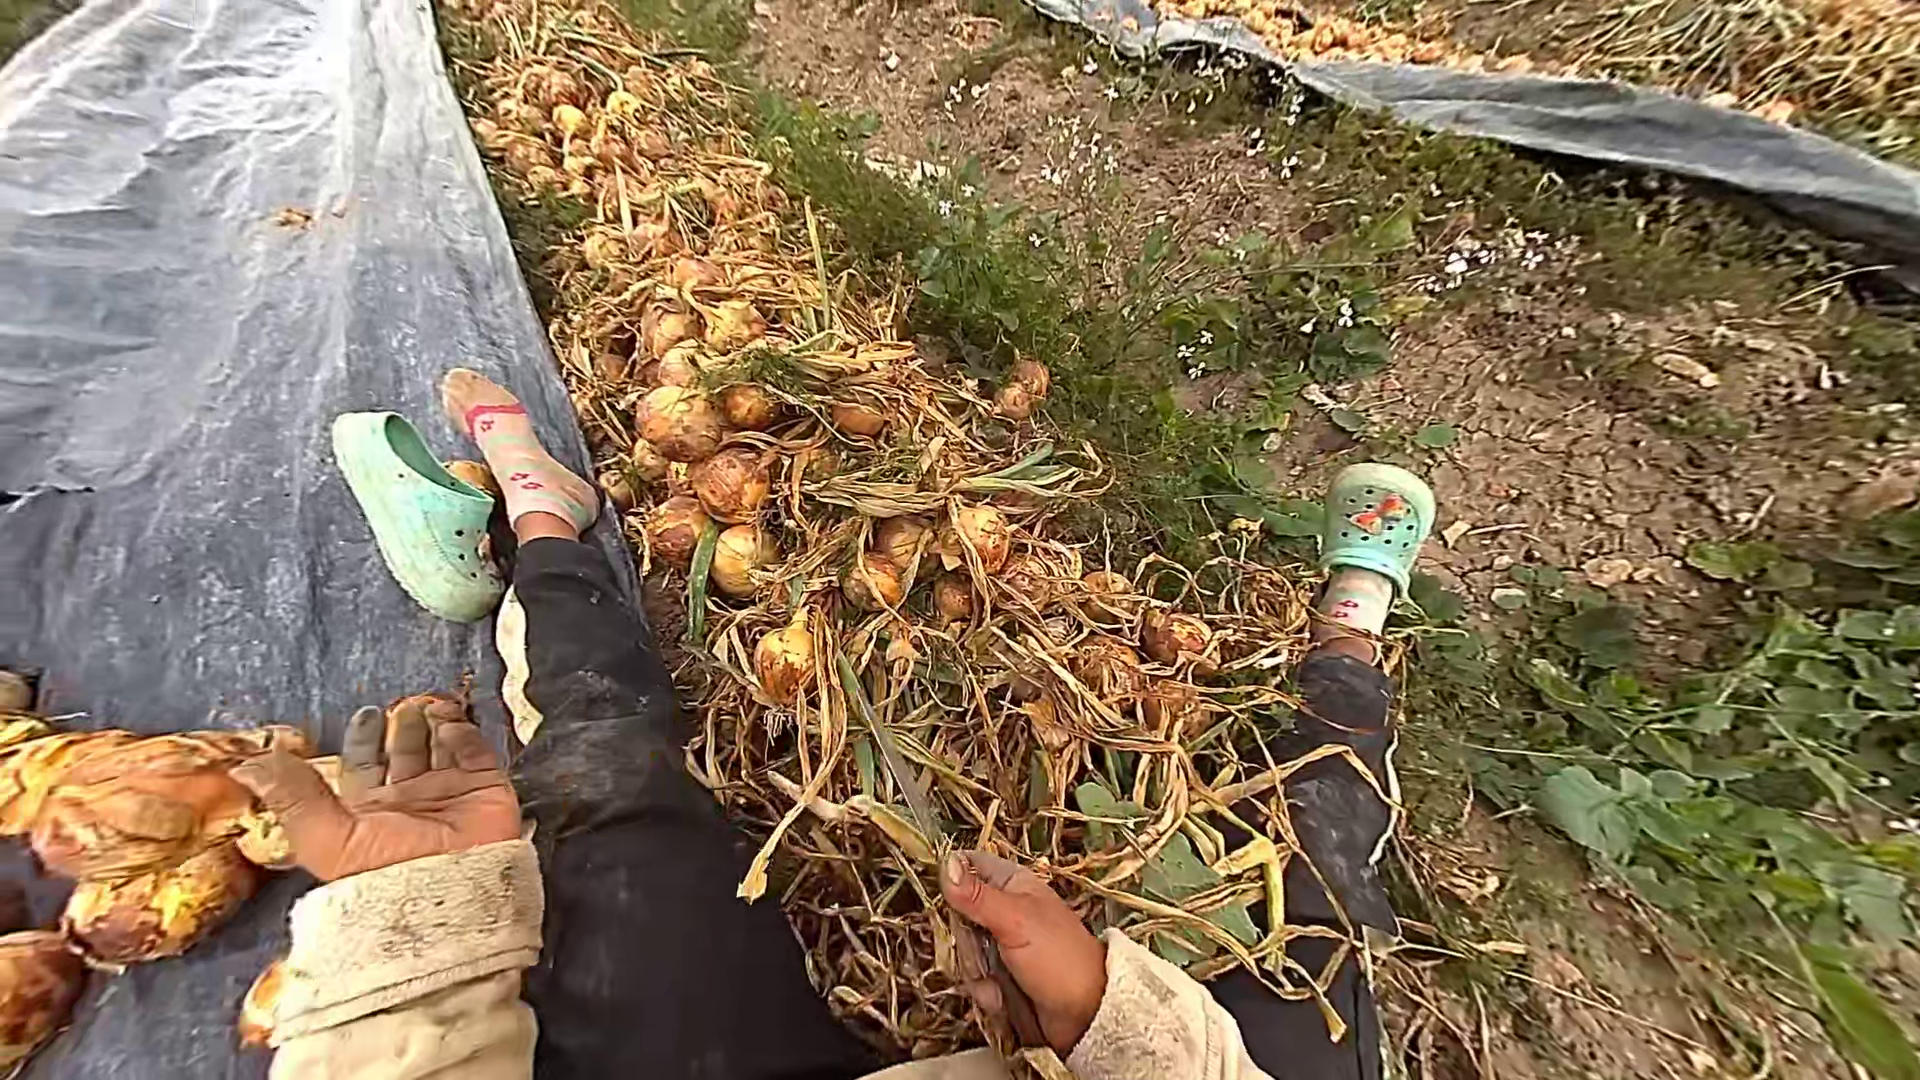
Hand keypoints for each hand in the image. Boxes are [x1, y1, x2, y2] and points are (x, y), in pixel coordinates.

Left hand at [231, 696, 520, 881]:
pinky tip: (450, 726)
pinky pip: (476, 752)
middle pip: (408, 750)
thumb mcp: (326, 835)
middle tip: (404, 705)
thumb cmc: (381, 868)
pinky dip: (464, 735)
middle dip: (405, 726)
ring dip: (436, 723)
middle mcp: (410, 797)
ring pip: (443, 746)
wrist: (445, 884)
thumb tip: (248, 763)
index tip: (366, 714)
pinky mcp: (485, 785)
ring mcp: (450, 789)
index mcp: (369, 809)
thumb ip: (295, 796)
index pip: (367, 765)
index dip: (365, 740)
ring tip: (428, 706)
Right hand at [942, 850, 1106, 1056]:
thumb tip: (945, 865)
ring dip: (976, 972)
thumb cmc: (1058, 956)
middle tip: (982, 954)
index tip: (947, 903)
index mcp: (1010, 881)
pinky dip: (984, 991)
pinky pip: (974, 976)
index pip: (968, 865)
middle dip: (966, 942)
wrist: (1087, 1015)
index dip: (952, 880)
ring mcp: (1001, 941)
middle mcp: (1002, 907)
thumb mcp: (1015, 921)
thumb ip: (978, 896)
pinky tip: (1000, 1000)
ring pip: (964, 948)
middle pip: (959, 913)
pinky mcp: (1001, 972)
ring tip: (997, 985)